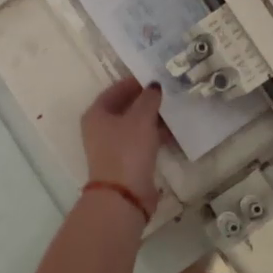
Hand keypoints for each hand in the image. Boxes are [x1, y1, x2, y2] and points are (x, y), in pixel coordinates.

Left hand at [80, 77, 163, 211]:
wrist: (124, 195)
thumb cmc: (127, 149)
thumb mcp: (140, 118)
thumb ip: (149, 98)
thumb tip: (154, 86)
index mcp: (97, 114)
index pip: (116, 90)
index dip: (135, 82)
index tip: (155, 76)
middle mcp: (101, 129)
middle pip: (125, 108)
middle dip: (146, 101)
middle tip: (169, 92)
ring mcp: (113, 147)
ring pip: (135, 126)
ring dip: (153, 119)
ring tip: (175, 110)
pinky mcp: (127, 162)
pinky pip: (142, 142)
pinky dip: (155, 136)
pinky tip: (173, 132)